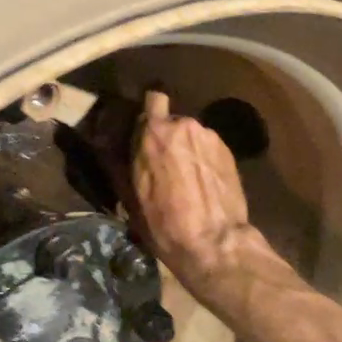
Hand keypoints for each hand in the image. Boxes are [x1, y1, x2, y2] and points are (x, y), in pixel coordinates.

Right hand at [129, 90, 292, 311]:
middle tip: (165, 164)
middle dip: (168, 137)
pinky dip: (204, 159)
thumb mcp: (132, 197)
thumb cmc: (164, 223)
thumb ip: (125, 162)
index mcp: (155, 133)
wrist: (214, 242)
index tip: (145, 131)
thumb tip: (112, 146)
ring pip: (192, 136)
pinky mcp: (229, 152)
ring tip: (187, 178)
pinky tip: (204, 183)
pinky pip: (209, 148)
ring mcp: (210, 137)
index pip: (153, 99)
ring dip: (187, 149)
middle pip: (173, 121)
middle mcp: (184, 125)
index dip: (149, 113)